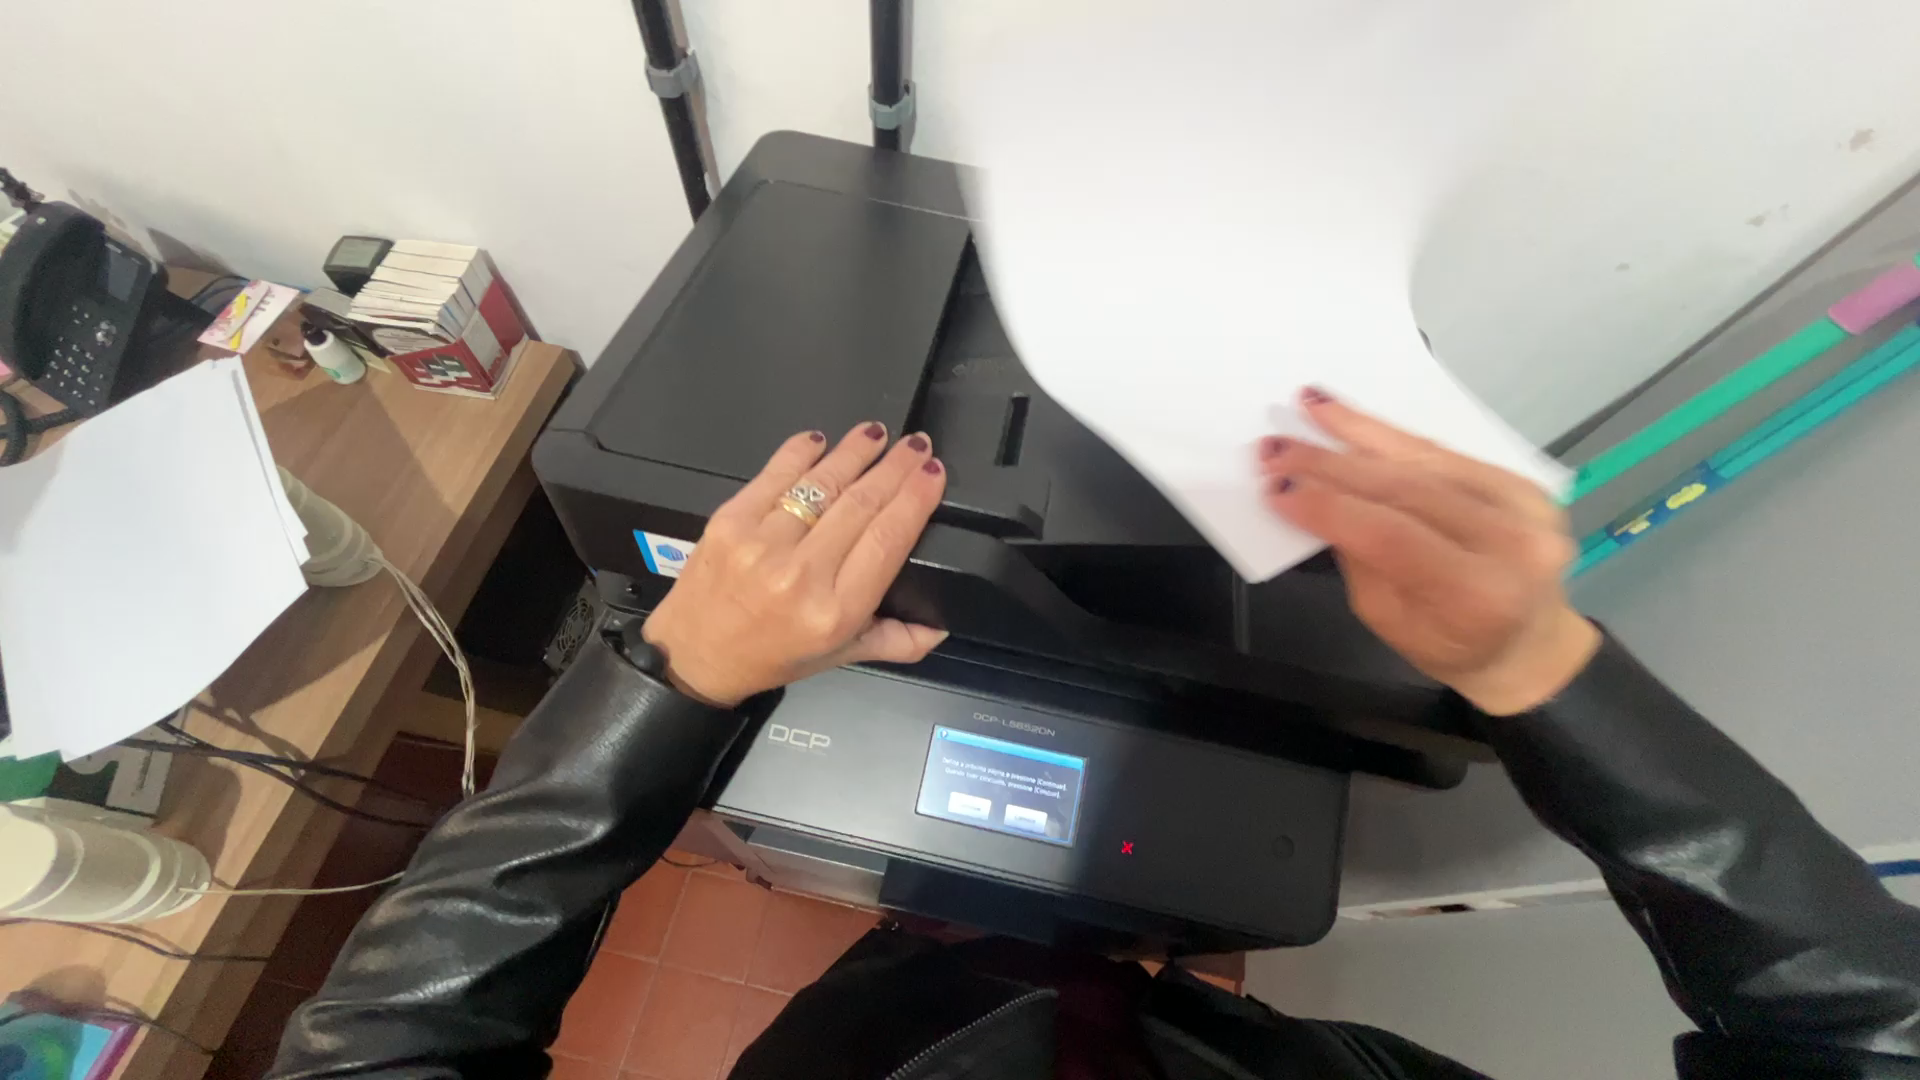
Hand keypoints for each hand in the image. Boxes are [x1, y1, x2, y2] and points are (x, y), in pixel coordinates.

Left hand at [641, 423, 949, 706]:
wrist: (694, 656)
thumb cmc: (771, 655)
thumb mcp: (841, 656)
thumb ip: (896, 640)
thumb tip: (942, 625)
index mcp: (835, 611)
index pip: (887, 539)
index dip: (915, 498)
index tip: (932, 472)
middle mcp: (801, 575)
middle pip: (861, 504)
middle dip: (896, 467)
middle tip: (918, 446)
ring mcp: (761, 544)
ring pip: (822, 483)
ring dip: (855, 451)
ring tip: (878, 435)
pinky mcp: (730, 520)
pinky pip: (775, 475)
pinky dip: (801, 452)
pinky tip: (822, 440)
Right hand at [1257, 389, 1599, 714]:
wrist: (1527, 644)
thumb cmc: (1445, 644)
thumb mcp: (1384, 615)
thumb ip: (1356, 555)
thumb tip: (1313, 498)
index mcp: (1476, 591)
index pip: (1390, 534)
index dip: (1327, 507)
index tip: (1274, 488)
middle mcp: (1511, 540)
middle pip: (1405, 487)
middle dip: (1329, 464)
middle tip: (1275, 449)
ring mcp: (1523, 505)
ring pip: (1422, 457)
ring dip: (1356, 429)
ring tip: (1308, 405)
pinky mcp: (1518, 481)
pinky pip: (1440, 452)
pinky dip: (1387, 432)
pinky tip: (1346, 414)